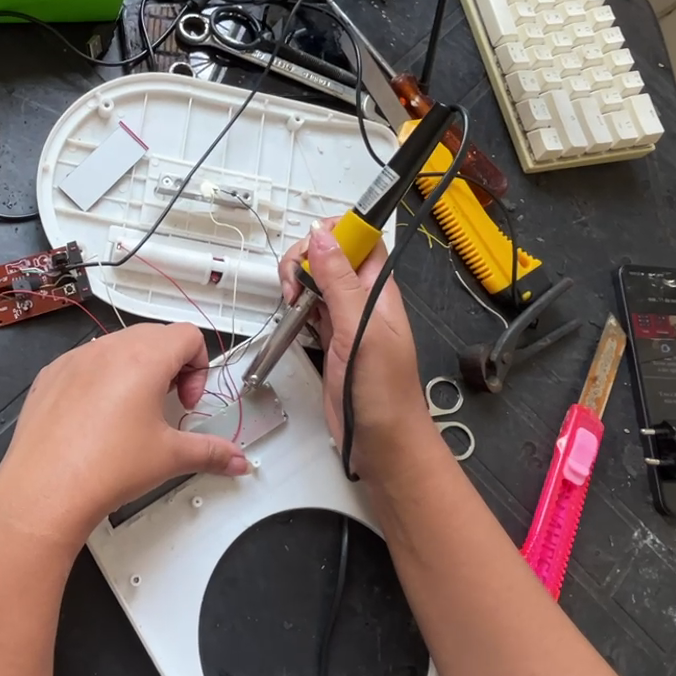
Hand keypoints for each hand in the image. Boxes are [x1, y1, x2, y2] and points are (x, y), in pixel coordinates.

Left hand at [0, 322, 250, 547]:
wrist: (44, 491)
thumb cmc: (109, 467)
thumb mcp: (169, 457)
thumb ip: (211, 452)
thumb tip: (238, 461)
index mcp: (144, 357)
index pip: (187, 335)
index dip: (198, 367)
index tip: (188, 402)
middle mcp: (108, 347)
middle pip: (154, 337)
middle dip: (170, 367)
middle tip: (166, 408)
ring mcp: (74, 358)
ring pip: (117, 347)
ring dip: (134, 371)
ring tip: (130, 417)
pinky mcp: (49, 375)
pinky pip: (84, 363)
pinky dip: (99, 381)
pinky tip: (94, 422)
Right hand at [279, 220, 436, 479]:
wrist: (383, 442)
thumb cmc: (383, 392)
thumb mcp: (362, 330)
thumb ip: (340, 283)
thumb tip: (321, 236)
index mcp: (379, 289)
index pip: (361, 238)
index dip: (335, 233)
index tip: (312, 251)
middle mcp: (363, 299)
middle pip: (331, 254)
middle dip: (306, 259)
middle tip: (295, 286)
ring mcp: (346, 318)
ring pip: (318, 280)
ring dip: (298, 283)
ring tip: (292, 304)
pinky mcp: (331, 339)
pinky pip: (310, 308)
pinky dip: (296, 308)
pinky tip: (294, 319)